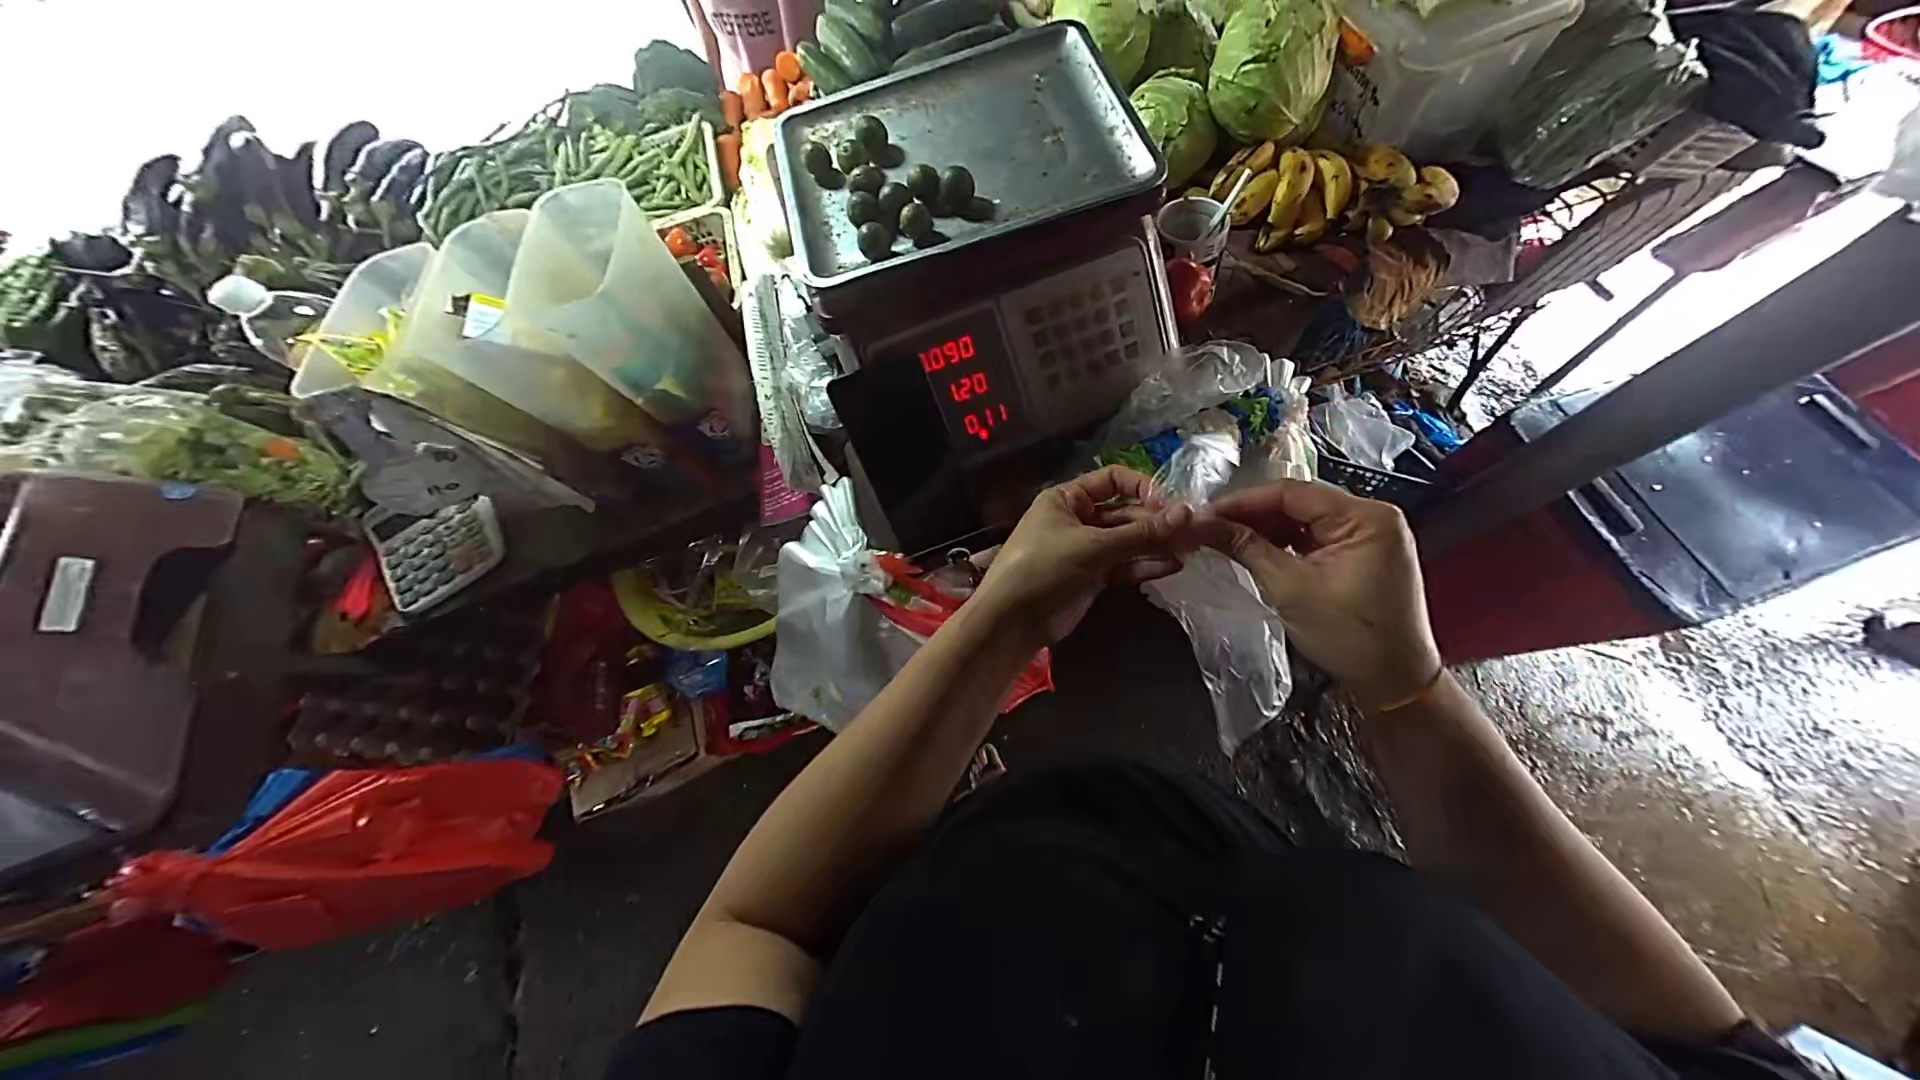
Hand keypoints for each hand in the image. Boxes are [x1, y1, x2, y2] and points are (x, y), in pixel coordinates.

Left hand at [969, 466, 1197, 645]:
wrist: (1012, 622)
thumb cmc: (1043, 569)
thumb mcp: (1092, 547)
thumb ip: (1140, 533)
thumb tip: (1186, 513)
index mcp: (1067, 498)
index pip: (1112, 479)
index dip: (1141, 487)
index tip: (1169, 505)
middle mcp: (1077, 518)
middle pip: (1124, 512)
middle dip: (1156, 521)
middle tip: (1191, 532)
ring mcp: (1085, 548)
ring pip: (1127, 541)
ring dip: (1155, 544)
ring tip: (1189, 549)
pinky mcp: (1092, 576)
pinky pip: (1123, 565)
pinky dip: (1144, 565)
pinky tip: (1172, 566)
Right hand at [1200, 480, 1441, 709]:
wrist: (1394, 681)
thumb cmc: (1350, 636)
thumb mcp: (1290, 588)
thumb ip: (1247, 548)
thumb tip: (1205, 525)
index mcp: (1365, 517)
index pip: (1292, 492)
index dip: (1243, 500)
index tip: (1206, 513)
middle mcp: (1371, 516)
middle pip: (1296, 502)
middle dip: (1250, 514)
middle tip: (1209, 525)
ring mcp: (1367, 534)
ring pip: (1301, 518)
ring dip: (1263, 527)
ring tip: (1223, 536)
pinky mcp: (1359, 553)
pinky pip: (1311, 536)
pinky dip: (1281, 541)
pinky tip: (1252, 548)